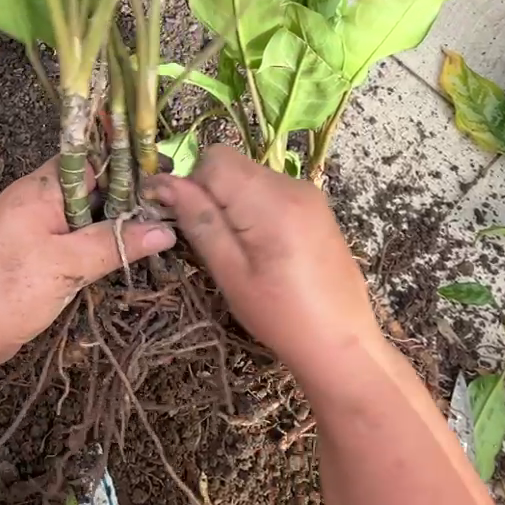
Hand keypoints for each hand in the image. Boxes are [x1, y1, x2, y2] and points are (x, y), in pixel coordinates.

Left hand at [0, 160, 175, 371]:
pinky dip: (88, 245)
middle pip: (84, 189)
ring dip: (106, 226)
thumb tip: (165, 230)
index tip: (160, 181)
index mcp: (36, 190)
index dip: (122, 169)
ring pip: (76, 216)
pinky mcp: (26, 254)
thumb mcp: (69, 265)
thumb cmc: (11, 290)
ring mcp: (26, 228)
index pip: (86, 162)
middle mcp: (30, 201)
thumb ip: (116, 243)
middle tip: (165, 213)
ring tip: (152, 235)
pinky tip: (115, 257)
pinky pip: (64, 238)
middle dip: (120, 201)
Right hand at [144, 146, 375, 367]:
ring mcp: (308, 193)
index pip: (213, 160)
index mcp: (271, 201)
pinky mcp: (314, 205)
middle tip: (216, 242)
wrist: (343, 344)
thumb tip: (161, 183)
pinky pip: (266, 188)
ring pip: (246, 175)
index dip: (191, 186)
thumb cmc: (281, 316)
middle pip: (229, 164)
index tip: (188, 223)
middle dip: (210, 194)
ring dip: (230, 202)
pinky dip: (251, 206)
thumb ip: (198, 220)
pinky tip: (262, 246)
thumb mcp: (230, 272)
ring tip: (240, 249)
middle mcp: (292, 185)